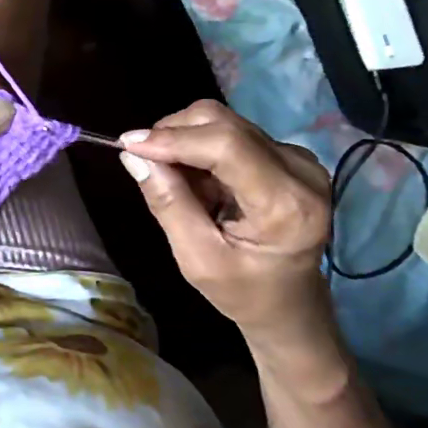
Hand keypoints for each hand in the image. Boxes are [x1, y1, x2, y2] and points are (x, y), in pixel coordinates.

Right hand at [118, 101, 333, 342]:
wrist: (290, 306)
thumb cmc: (244, 292)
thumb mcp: (197, 260)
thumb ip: (168, 205)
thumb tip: (132, 156)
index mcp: (286, 205)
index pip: (226, 146)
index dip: (172, 138)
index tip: (127, 145)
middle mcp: (300, 171)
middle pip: (223, 123)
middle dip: (173, 134)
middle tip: (143, 161)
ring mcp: (297, 159)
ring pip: (223, 122)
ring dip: (184, 140)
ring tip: (172, 177)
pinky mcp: (286, 154)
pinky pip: (230, 132)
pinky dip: (198, 146)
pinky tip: (194, 178)